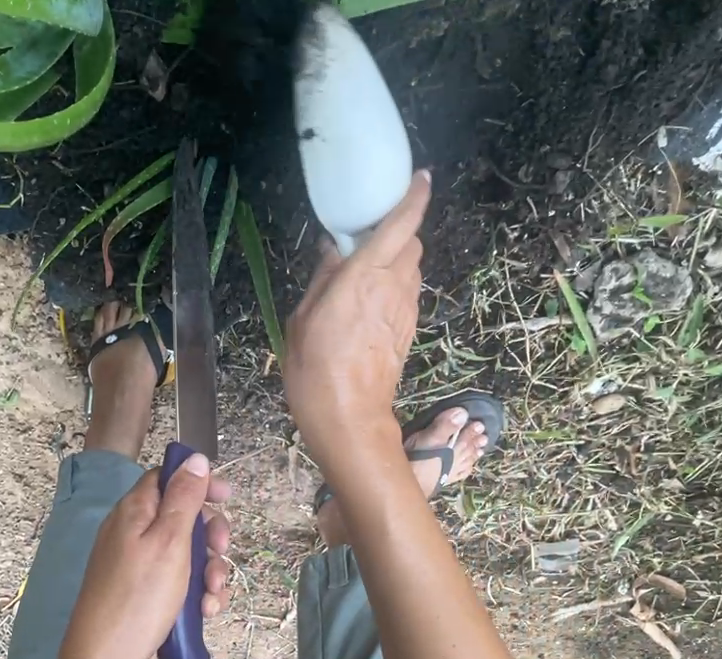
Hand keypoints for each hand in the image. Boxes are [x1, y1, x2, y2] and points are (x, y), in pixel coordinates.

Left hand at [55, 454, 231, 658]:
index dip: (198, 483)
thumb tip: (194, 459)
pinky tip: (204, 613)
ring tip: (211, 596)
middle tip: (220, 552)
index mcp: (134, 512)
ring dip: (209, 572)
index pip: (166, 478)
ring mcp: (137, 566)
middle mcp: (132, 534)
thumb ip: (183, 498)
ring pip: (187, 555)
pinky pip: (178, 584)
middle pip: (183, 517)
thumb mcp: (169, 541)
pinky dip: (196, 595)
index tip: (226, 498)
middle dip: (211, 536)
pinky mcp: (144, 595)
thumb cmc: (138, 599)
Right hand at [284, 170, 430, 477]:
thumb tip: (335, 251)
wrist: (349, 419)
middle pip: (413, 243)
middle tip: (371, 239)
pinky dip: (396, 287)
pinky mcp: (409, 330)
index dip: (414, 196)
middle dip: (399, 232)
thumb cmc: (315, 372)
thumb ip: (322, 280)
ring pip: (413, 268)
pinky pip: (408, 294)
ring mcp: (406, 310)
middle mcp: (393, 287)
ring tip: (368, 275)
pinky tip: (372, 304)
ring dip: (397, 261)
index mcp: (363, 277)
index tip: (419, 177)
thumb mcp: (301, 322)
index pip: (401, 224)